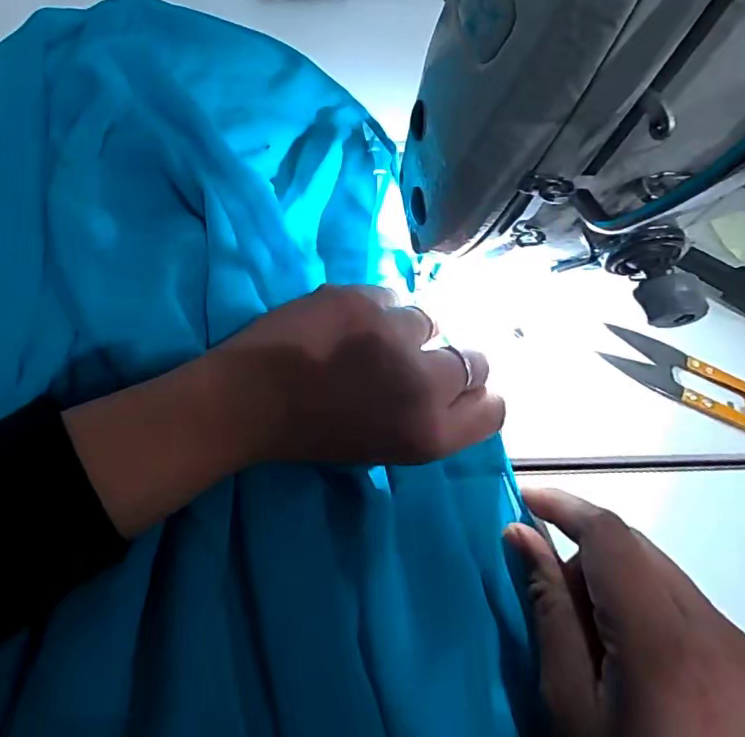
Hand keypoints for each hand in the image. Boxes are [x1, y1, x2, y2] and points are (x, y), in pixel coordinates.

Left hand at [212, 283, 504, 464]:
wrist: (252, 398)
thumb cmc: (314, 433)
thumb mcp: (384, 447)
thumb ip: (429, 419)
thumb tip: (456, 384)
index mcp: (429, 435)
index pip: (493, 408)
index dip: (478, 394)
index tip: (457, 387)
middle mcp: (424, 384)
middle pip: (472, 360)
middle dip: (449, 359)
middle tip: (412, 358)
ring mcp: (394, 335)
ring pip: (428, 321)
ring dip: (407, 330)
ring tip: (369, 340)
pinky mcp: (364, 299)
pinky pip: (391, 296)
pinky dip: (376, 308)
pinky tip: (347, 322)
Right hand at [503, 488, 744, 736]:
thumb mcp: (572, 711)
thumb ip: (550, 612)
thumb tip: (522, 536)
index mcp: (668, 645)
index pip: (612, 536)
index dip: (565, 506)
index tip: (525, 497)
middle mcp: (721, 636)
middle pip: (641, 551)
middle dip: (588, 550)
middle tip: (548, 586)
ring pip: (667, 577)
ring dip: (620, 582)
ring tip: (592, 634)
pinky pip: (694, 612)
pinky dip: (653, 611)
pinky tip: (636, 662)